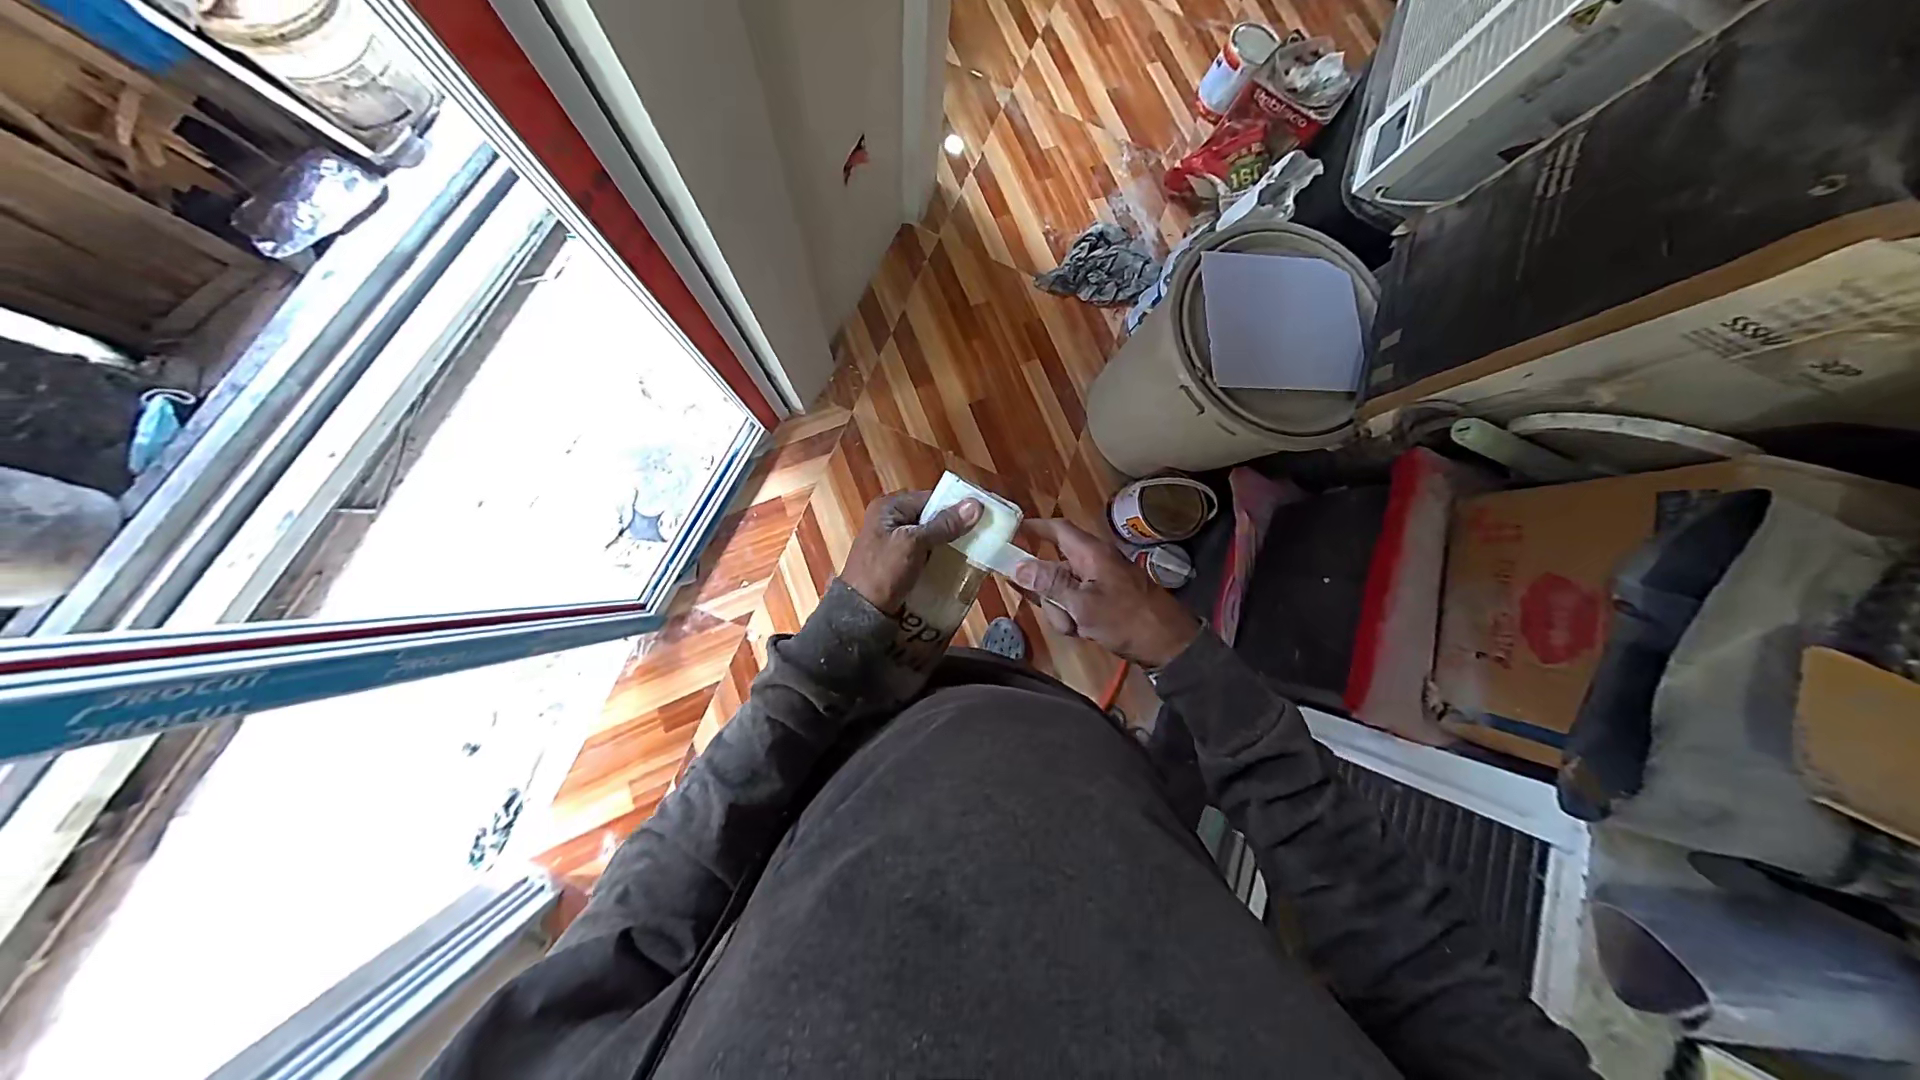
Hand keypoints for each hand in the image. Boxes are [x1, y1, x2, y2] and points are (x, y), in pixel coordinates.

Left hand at [841, 489, 982, 613]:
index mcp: (889, 507)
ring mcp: (894, 542)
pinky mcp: (900, 562)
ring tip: (975, 550)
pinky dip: (940, 557)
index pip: (930, 498)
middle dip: (954, 526)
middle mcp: (890, 520)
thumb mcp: (914, 543)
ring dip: (949, 544)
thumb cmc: (883, 572)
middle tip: (981, 535)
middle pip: (931, 517)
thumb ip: (944, 525)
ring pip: (931, 537)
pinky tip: (957, 564)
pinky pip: (926, 553)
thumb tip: (975, 505)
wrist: (862, 614)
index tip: (980, 516)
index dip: (954, 506)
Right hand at [1013, 519, 1200, 668]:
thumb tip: (1018, 566)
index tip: (1010, 532)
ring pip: (1062, 590)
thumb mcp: (1082, 604)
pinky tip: (1085, 632)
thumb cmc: (1127, 619)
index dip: (1034, 527)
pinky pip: (1075, 604)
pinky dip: (1074, 617)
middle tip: (1055, 611)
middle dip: (1048, 592)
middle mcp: (1093, 562)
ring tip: (1077, 627)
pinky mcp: (1103, 600)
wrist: (1168, 646)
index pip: (1057, 529)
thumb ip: (1050, 584)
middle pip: (1053, 567)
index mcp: (1091, 553)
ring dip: (1062, 611)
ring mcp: (1099, 582)